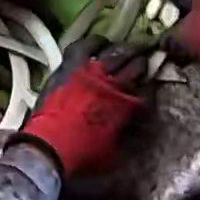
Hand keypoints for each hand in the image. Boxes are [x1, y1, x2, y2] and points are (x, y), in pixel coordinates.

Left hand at [14, 41, 144, 177]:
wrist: (48, 148)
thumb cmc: (82, 157)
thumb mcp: (114, 152)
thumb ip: (127, 135)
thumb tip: (137, 127)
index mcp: (126, 107)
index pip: (147, 91)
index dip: (150, 87)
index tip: (150, 86)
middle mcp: (112, 85)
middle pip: (134, 66)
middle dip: (142, 62)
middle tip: (146, 58)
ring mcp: (90, 72)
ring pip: (115, 52)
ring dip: (124, 50)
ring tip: (128, 49)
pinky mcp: (70, 66)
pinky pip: (85, 46)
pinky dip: (94, 42)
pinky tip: (100, 42)